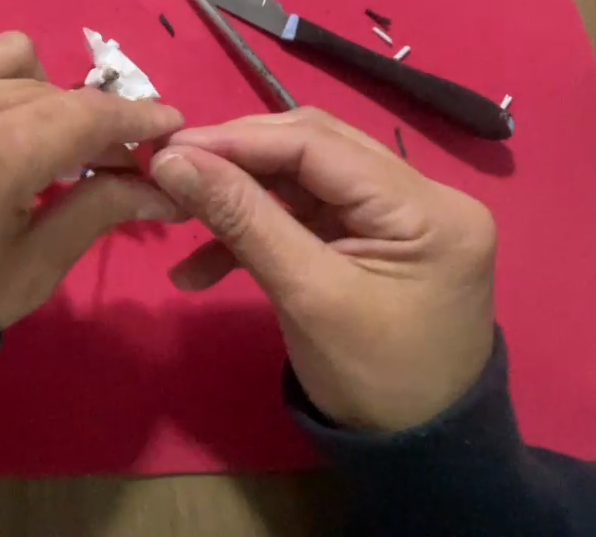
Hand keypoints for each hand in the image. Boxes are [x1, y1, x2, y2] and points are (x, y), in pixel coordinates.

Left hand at [0, 15, 184, 328]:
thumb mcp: (30, 269)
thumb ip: (97, 212)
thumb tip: (162, 188)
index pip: (88, 115)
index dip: (137, 119)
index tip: (168, 124)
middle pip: (55, 90)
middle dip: (92, 122)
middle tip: (104, 161)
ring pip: (10, 51)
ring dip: (37, 86)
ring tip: (31, 132)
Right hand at [149, 109, 496, 432]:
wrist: (415, 455)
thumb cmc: (374, 379)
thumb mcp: (305, 295)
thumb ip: (239, 217)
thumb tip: (170, 158)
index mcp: (425, 207)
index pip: (317, 144)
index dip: (238, 139)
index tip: (171, 145)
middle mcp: (417, 194)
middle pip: (308, 148)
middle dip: (235, 158)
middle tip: (171, 166)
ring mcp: (391, 214)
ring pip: (296, 176)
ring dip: (236, 193)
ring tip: (179, 209)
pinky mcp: (364, 234)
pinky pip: (298, 212)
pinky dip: (250, 229)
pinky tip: (201, 264)